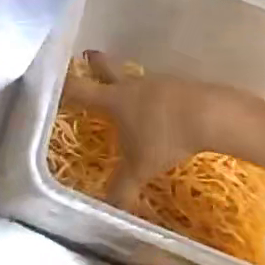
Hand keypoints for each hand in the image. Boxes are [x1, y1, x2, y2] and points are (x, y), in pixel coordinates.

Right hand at [60, 51, 264, 207]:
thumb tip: (109, 210)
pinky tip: (161, 107)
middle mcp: (132, 85)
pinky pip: (161, 88)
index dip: (63, 85)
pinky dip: (155, 95)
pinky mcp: (181, 86)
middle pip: (108, 69)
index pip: (80, 90)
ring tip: (126, 90)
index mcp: (114, 100)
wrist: (212, 115)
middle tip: (88, 54)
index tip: (52, 78)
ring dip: (128, 82)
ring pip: (136, 78)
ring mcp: (158, 82)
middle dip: (96, 63)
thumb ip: (123, 187)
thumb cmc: (166, 137)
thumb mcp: (140, 167)